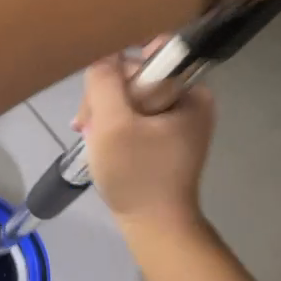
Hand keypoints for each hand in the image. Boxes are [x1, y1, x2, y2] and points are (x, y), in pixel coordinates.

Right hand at [76, 51, 215, 233]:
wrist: (154, 225)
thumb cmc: (137, 173)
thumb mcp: (112, 122)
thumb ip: (104, 81)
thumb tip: (103, 55)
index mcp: (191, 91)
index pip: (150, 54)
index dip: (119, 69)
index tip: (103, 95)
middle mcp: (190, 99)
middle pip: (136, 76)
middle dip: (106, 96)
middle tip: (89, 124)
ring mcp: (178, 119)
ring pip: (129, 96)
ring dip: (104, 112)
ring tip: (91, 136)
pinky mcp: (166, 135)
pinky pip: (133, 114)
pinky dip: (113, 125)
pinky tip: (99, 142)